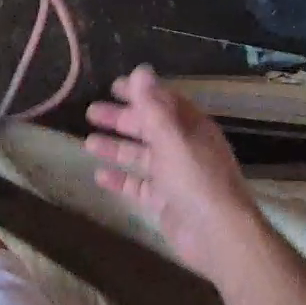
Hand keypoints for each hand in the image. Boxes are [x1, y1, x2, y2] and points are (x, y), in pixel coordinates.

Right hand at [85, 66, 273, 284]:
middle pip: (149, 127)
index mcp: (191, 128)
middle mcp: (184, 148)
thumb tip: (141, 70)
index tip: (113, 85)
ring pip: (141, 156)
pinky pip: (138, 185)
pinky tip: (99, 176)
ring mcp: (175, 176)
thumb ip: (153, 105)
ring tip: (88, 143)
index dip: (140, 92)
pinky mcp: (165, 201)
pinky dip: (120, 179)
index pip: (164, 102)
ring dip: (116, 148)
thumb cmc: (195, 180)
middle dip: (122, 119)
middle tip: (91, 112)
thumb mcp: (171, 137)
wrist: (217, 235)